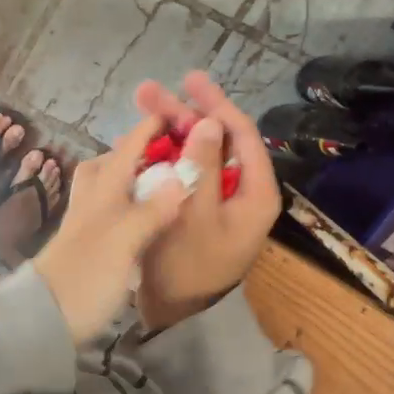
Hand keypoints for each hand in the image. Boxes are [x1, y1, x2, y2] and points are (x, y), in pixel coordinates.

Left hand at [31, 115, 188, 342]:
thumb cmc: (84, 278)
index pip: (124, 151)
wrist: (43, 318)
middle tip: (168, 148)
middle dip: (134, 152)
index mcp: (100, 195)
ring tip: (159, 180)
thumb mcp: (122, 241)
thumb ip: (152, 208)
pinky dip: (126, 206)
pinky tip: (140, 218)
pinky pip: (109, 214)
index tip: (171, 110)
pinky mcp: (85, 250)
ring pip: (105, 190)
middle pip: (108, 166)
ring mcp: (84, 228)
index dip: (146, 130)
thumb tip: (182, 173)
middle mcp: (90, 204)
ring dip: (129, 178)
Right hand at [130, 72, 281, 330]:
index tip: (189, 80)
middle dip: (182, 115)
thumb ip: (204, 167)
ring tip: (137, 114)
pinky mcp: (195, 213)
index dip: (215, 104)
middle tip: (146, 93)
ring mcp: (217, 203)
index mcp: (255, 193)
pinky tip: (139, 146)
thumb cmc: (189, 265)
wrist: (175, 313)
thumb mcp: (196, 215)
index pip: (240, 136)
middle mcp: (240, 192)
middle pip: (215, 142)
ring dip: (168, 134)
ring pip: (196, 156)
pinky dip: (162, 158)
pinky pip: (182, 174)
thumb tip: (209, 122)